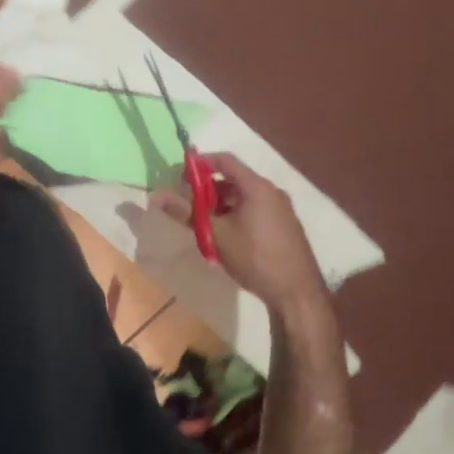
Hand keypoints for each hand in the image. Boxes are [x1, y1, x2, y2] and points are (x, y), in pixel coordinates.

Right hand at [153, 152, 328, 316]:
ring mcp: (281, 209)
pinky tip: (227, 236)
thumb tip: (156, 196)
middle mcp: (272, 192)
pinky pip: (255, 209)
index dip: (201, 162)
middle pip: (234, 179)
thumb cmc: (254, 257)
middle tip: (189, 204)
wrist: (296, 293)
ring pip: (244, 196)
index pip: (225, 160)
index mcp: (257, 187)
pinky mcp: (285, 226)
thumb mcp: (215, 234)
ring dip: (221, 204)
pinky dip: (236, 214)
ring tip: (205, 224)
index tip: (181, 175)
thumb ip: (185, 211)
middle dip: (208, 188)